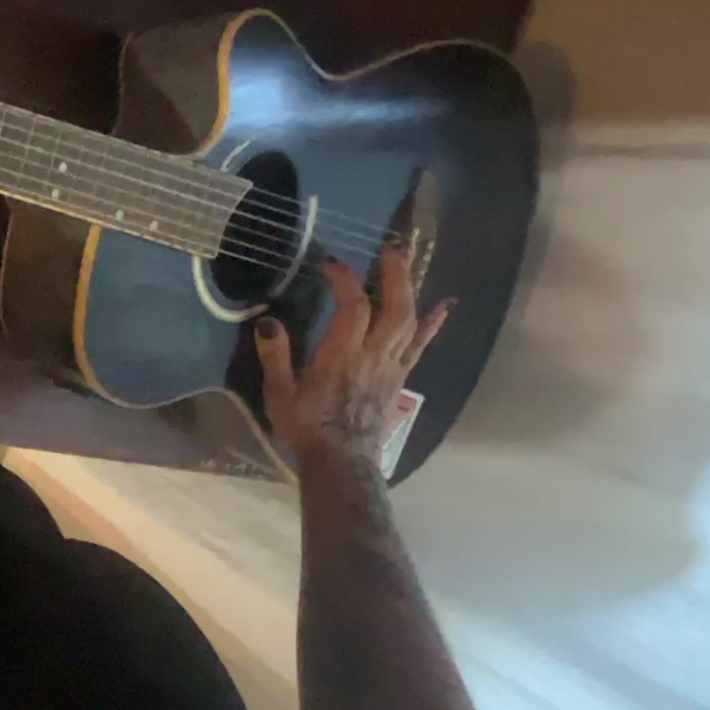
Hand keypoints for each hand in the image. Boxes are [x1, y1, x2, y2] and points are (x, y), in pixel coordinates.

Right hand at [254, 246, 452, 466]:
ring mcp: (391, 366)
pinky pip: (419, 345)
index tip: (330, 263)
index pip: (354, 308)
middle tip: (389, 249)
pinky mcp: (398, 376)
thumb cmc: (305, 425)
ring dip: (410, 290)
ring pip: (410, 322)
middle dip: (394, 276)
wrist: (341, 461)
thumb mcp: (279, 392)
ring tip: (405, 263)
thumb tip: (267, 321)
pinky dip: (433, 323)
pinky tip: (443, 305)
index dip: (346, 281)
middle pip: (395, 309)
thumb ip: (275, 355)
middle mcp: (373, 356)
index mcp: (341, 357)